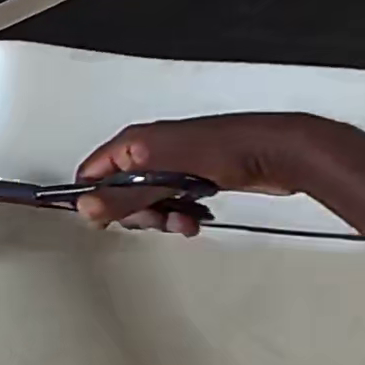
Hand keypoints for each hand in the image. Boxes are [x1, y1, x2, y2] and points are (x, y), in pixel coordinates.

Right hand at [73, 113, 340, 235]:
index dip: (95, 199)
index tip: (108, 219)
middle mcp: (145, 153)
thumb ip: (121, 196)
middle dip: (135, 213)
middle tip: (155, 219)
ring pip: (145, 200)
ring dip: (160, 217)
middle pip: (117, 192)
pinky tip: (194, 217)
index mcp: (130, 144)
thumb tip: (86, 208)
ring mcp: (168, 165)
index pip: (92, 174)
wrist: (278, 151)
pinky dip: (179, 214)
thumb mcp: (161, 177)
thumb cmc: (224, 149)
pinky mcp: (190, 176)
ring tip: (182, 220)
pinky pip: (170, 201)